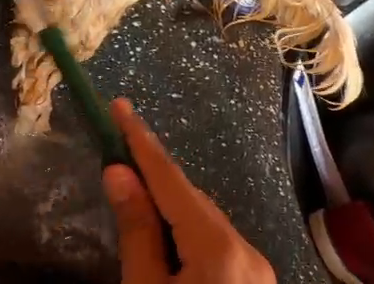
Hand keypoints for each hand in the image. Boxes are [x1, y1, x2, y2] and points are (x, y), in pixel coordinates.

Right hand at [104, 98, 276, 283]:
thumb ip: (137, 232)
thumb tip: (118, 171)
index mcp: (219, 248)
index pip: (170, 180)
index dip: (140, 141)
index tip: (119, 106)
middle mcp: (247, 251)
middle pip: (190, 201)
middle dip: (154, 182)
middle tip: (115, 168)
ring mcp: (258, 271)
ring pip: (204, 224)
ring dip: (171, 214)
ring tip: (136, 212)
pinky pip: (217, 247)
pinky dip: (189, 239)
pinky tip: (168, 251)